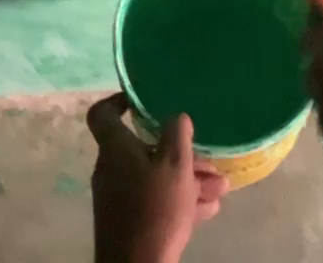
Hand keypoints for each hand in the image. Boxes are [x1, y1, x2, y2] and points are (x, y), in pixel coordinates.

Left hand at [87, 93, 230, 262]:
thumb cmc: (155, 209)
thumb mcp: (175, 164)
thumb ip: (177, 133)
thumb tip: (176, 117)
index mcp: (115, 148)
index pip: (103, 114)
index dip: (119, 100)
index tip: (143, 101)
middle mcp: (112, 169)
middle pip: (143, 148)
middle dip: (179, 151)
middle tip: (207, 157)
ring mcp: (118, 197)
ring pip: (155, 176)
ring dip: (187, 178)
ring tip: (219, 186)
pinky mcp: (128, 222)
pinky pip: (154, 199)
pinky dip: (179, 199)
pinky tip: (209, 208)